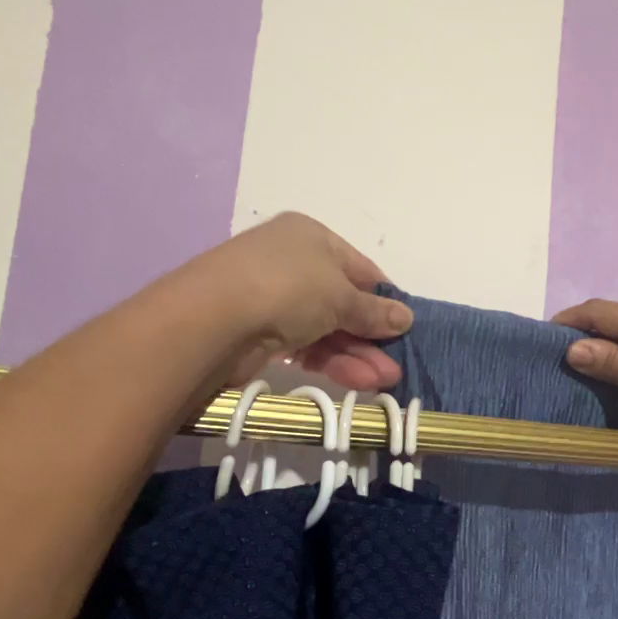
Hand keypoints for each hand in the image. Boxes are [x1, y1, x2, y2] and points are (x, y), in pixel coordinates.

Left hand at [182, 213, 412, 389]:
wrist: (212, 321)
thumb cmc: (287, 288)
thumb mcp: (342, 296)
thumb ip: (375, 311)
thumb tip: (405, 316)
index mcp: (311, 237)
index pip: (360, 269)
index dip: (384, 299)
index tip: (405, 327)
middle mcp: (292, 263)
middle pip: (344, 303)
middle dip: (372, 336)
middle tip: (397, 364)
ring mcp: (274, 299)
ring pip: (327, 329)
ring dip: (358, 355)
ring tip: (385, 381)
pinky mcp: (261, 334)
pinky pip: (307, 346)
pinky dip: (332, 362)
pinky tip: (358, 380)